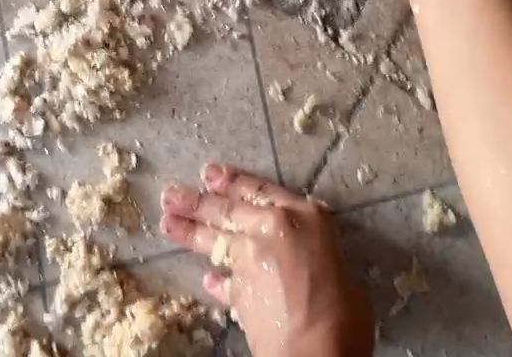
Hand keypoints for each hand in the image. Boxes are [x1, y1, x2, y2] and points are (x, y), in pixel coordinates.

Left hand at [160, 164, 372, 356]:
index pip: (261, 190)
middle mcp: (272, 228)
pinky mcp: (238, 292)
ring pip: (215, 239)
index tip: (209, 173)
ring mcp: (250, 259)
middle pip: (229, 209)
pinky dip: (215, 280)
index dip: (233, 181)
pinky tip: (207, 280)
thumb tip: (305, 262)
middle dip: (197, 201)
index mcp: (304, 216)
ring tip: (167, 221)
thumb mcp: (337, 261)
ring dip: (189, 231)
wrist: (316, 351)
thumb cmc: (344, 309)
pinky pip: (224, 281)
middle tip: (172, 194)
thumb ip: (313, 250)